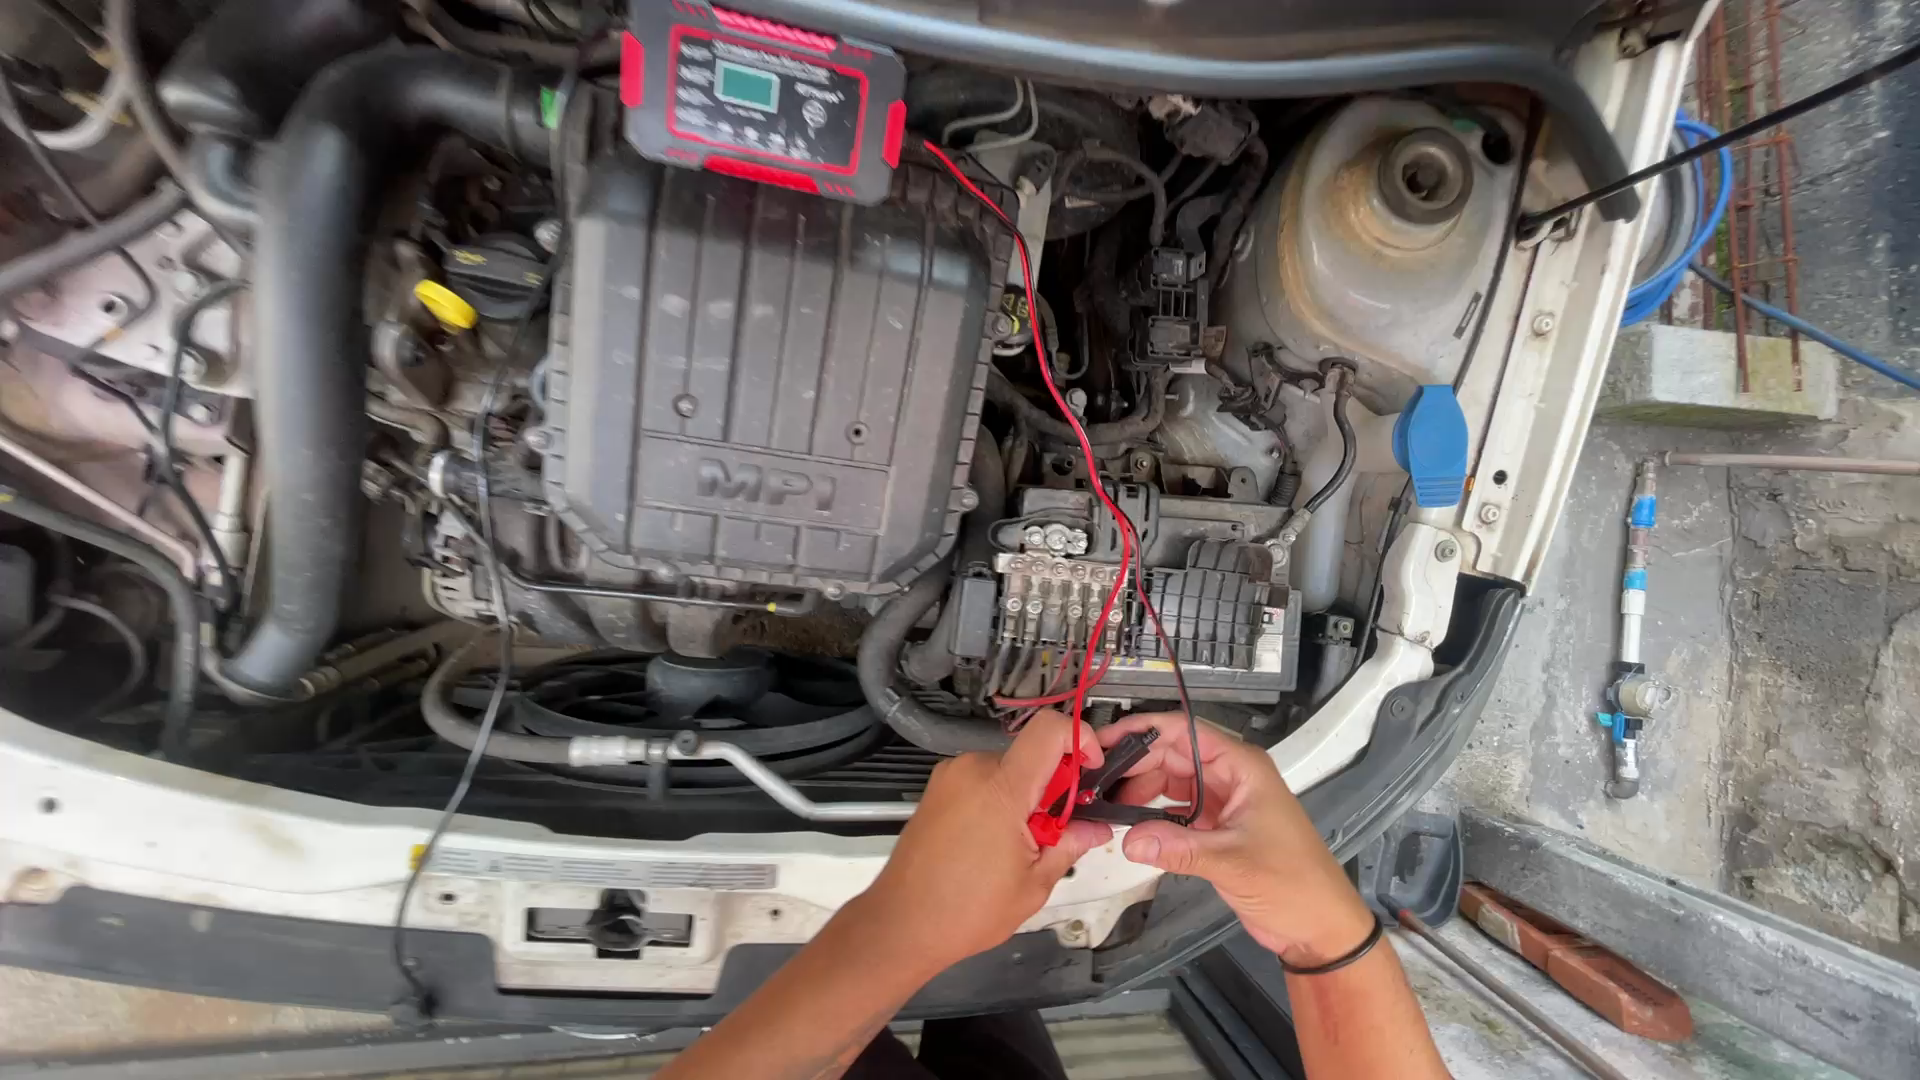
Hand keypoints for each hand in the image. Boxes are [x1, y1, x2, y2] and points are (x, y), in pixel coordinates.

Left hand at [857, 709, 1113, 972]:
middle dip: (1052, 786)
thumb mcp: (1033, 884)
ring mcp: (951, 774)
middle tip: (1056, 830)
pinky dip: (998, 799)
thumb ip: (1069, 844)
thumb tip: (1097, 826)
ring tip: (1020, 845)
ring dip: (1024, 796)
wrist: (900, 923)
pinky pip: (982, 778)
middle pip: (1031, 754)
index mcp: (1001, 786)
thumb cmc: (967, 910)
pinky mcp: (937, 787)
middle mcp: (973, 767)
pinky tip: (993, 840)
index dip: (1080, 740)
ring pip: (1007, 768)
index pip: (1049, 729)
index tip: (1091, 770)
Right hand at [1097, 713, 1374, 966]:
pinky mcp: (1216, 824)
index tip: (1109, 739)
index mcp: (1241, 766)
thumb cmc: (1295, 884)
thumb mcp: (1233, 862)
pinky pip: (1176, 806)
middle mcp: (1229, 775)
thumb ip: (1179, 848)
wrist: (1322, 929)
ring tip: (1107, 800)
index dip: (1144, 729)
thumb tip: (1130, 841)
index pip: (1185, 730)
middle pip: (1172, 752)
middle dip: (1135, 761)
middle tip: (1097, 776)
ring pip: (1171, 778)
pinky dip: (1153, 812)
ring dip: (1141, 787)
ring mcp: (1222, 799)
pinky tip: (1130, 822)